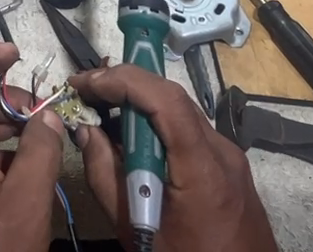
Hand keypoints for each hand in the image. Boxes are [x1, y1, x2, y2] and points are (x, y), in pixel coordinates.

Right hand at [70, 64, 278, 251]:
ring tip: (100, 105)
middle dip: (123, 83)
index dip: (125, 80)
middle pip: (170, 97)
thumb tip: (85, 129)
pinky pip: (186, 126)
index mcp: (203, 171)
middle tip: (84, 88)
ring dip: (137, 99)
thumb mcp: (134, 231)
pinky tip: (131, 134)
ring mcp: (229, 156)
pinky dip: (154, 119)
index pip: (167, 101)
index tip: (87, 84)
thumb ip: (104, 176)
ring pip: (177, 108)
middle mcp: (222, 152)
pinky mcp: (227, 163)